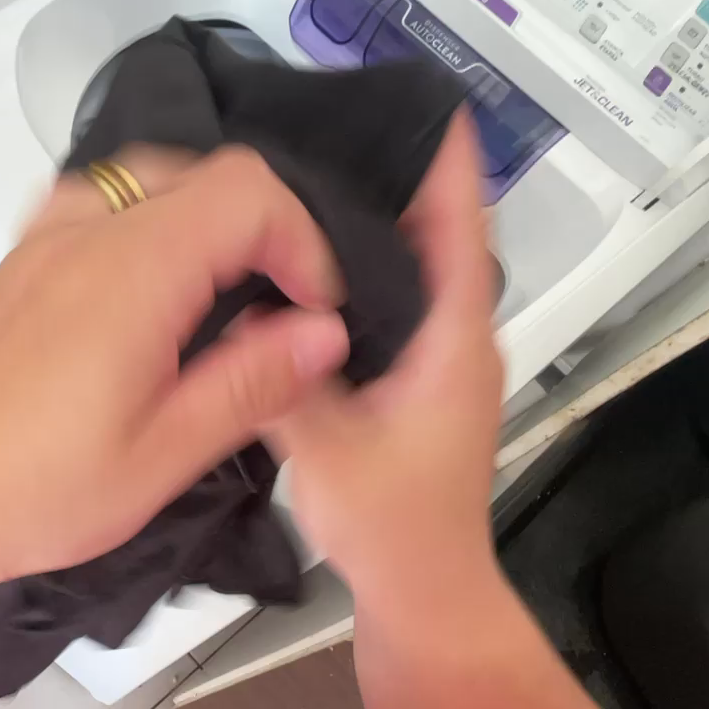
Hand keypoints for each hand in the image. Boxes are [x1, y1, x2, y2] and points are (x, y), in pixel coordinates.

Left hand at [0, 147, 351, 590]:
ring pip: (148, 177)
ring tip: (219, 290)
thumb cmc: (50, 493)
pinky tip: (144, 278)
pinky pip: (95, 201)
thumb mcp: (165, 455)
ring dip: (203, 219)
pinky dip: (142, 219)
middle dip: (263, 230)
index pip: (247, 196)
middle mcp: (84, 235)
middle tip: (276, 306)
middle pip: (204, 176)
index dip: (303, 243)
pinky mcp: (22, 264)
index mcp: (132, 276)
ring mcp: (43, 242)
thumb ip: (250, 384)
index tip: (313, 313)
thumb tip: (325, 333)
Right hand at [269, 116, 506, 613]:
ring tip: (321, 210)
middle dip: (402, 197)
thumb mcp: (325, 446)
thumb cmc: (389, 525)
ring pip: (419, 286)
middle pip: (442, 249)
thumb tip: (247, 322)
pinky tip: (317, 293)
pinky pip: (399, 320)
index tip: (424, 121)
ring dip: (385, 244)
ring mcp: (444, 373)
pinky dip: (370, 292)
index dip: (448, 174)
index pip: (461, 237)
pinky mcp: (421, 395)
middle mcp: (460, 349)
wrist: (420, 587)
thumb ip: (284, 380)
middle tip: (337, 161)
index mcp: (452, 348)